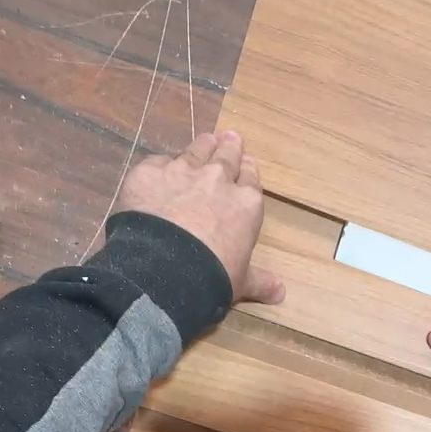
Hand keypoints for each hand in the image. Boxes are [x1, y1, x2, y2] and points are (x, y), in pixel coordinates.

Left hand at [114, 131, 284, 304]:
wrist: (166, 267)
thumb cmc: (213, 276)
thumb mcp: (242, 282)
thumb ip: (261, 282)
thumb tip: (281, 294)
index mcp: (246, 205)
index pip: (251, 180)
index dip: (249, 170)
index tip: (248, 161)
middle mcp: (217, 180)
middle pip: (226, 157)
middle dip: (230, 147)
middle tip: (231, 137)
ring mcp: (182, 171)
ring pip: (195, 151)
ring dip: (202, 145)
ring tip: (206, 139)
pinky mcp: (149, 171)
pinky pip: (159, 161)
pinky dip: (164, 164)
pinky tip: (163, 167)